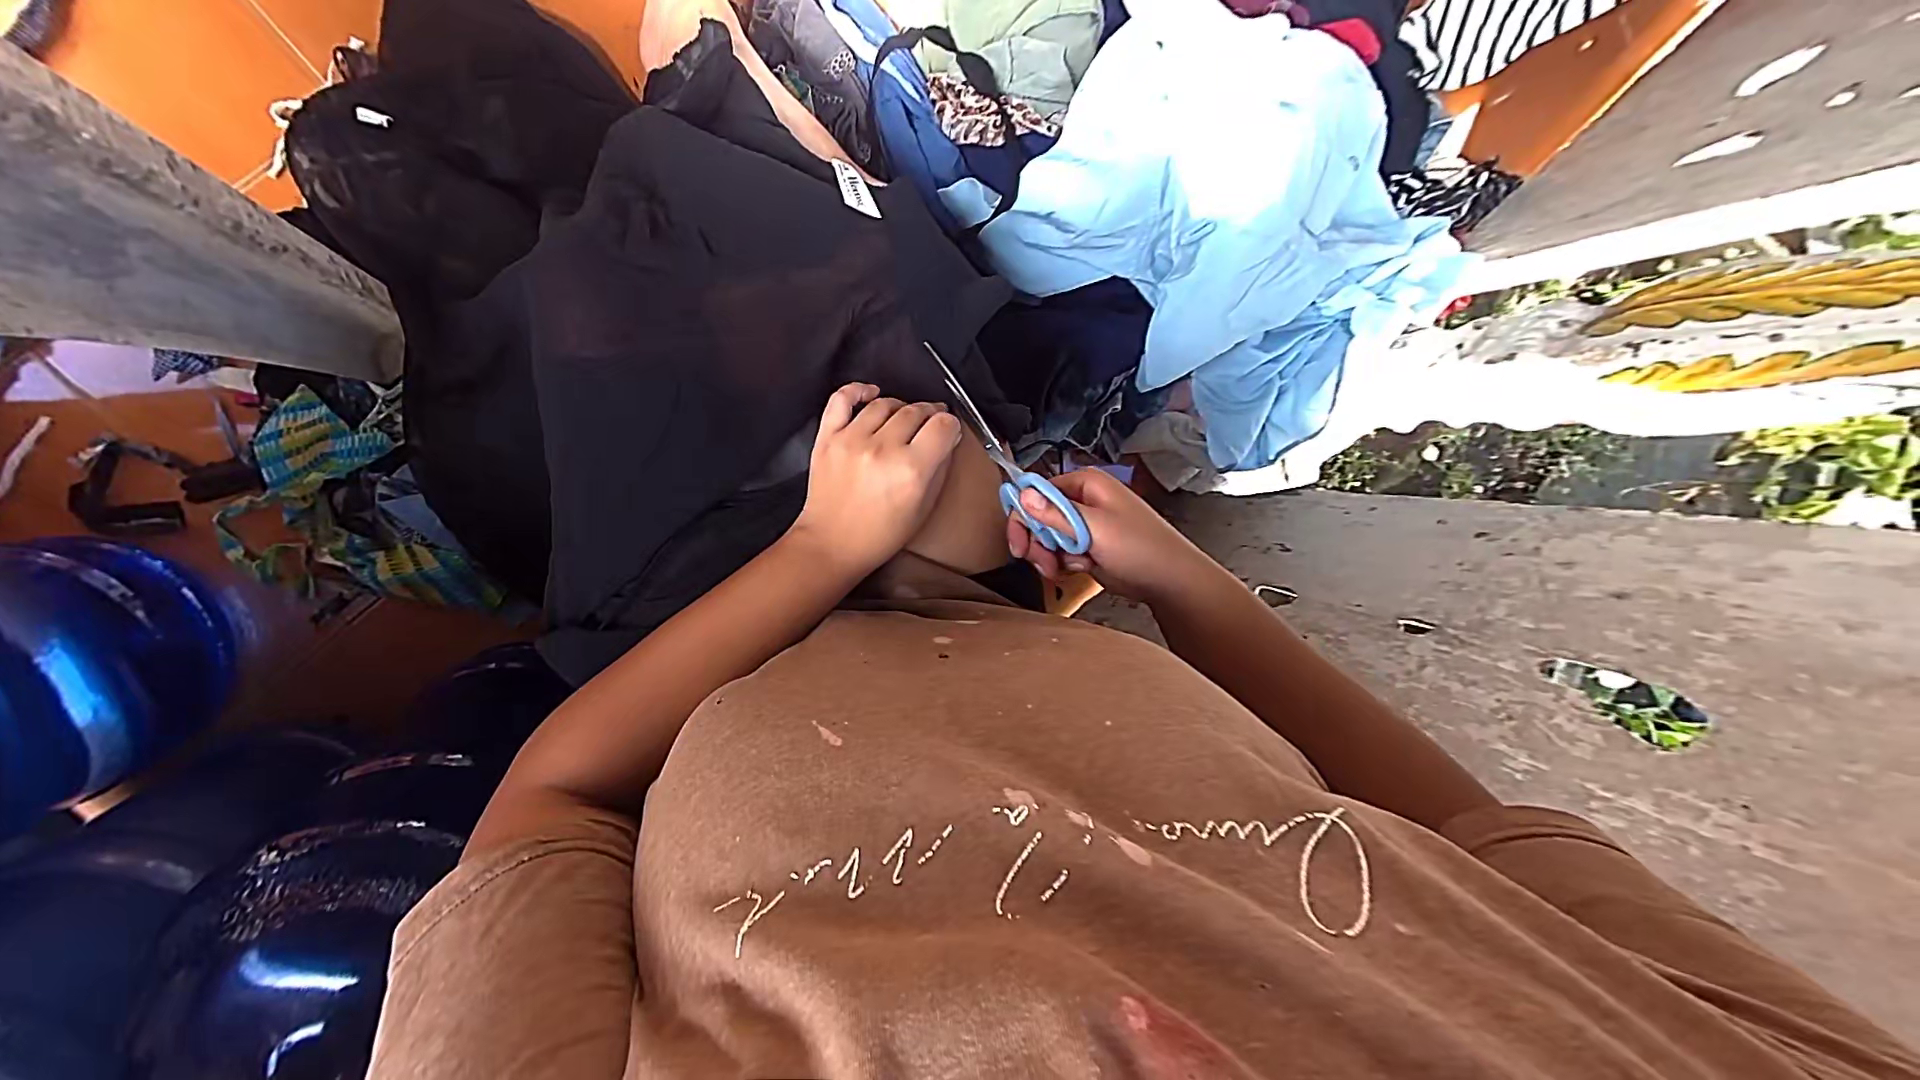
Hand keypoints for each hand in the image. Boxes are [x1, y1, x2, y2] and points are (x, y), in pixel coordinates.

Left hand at [790, 383, 963, 575]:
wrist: (832, 544)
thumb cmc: (878, 534)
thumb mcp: (923, 508)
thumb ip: (938, 469)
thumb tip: (946, 439)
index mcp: (911, 470)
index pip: (942, 425)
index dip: (950, 425)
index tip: (947, 430)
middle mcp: (882, 450)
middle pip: (916, 411)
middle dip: (928, 415)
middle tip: (929, 424)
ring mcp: (852, 440)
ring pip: (885, 403)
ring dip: (900, 408)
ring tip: (903, 419)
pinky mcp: (828, 438)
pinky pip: (842, 398)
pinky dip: (859, 390)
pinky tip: (871, 394)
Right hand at [1006, 468, 1226, 604]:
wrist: (1168, 579)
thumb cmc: (1140, 548)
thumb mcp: (1094, 528)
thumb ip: (1056, 513)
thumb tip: (1023, 494)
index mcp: (1085, 484)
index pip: (1036, 492)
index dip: (1024, 517)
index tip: (1020, 544)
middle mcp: (1082, 499)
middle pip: (1038, 516)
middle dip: (1039, 542)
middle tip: (1043, 562)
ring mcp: (1085, 523)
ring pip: (1047, 537)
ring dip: (1051, 556)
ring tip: (1068, 567)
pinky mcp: (1087, 545)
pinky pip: (1060, 551)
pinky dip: (1064, 563)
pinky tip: (1080, 569)